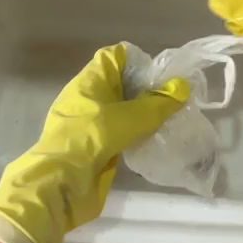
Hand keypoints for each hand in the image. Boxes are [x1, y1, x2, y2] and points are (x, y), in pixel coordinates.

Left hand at [0, 44, 188, 242]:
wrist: (60, 184)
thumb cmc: (91, 139)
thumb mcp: (129, 118)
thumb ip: (157, 104)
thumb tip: (182, 86)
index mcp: (89, 81)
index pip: (113, 57)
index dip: (137, 61)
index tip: (161, 75)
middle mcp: (85, 98)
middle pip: (118, 84)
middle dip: (144, 90)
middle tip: (172, 100)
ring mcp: (86, 124)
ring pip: (118, 111)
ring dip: (140, 115)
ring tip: (168, 121)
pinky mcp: (91, 148)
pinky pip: (116, 134)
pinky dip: (132, 135)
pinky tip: (151, 142)